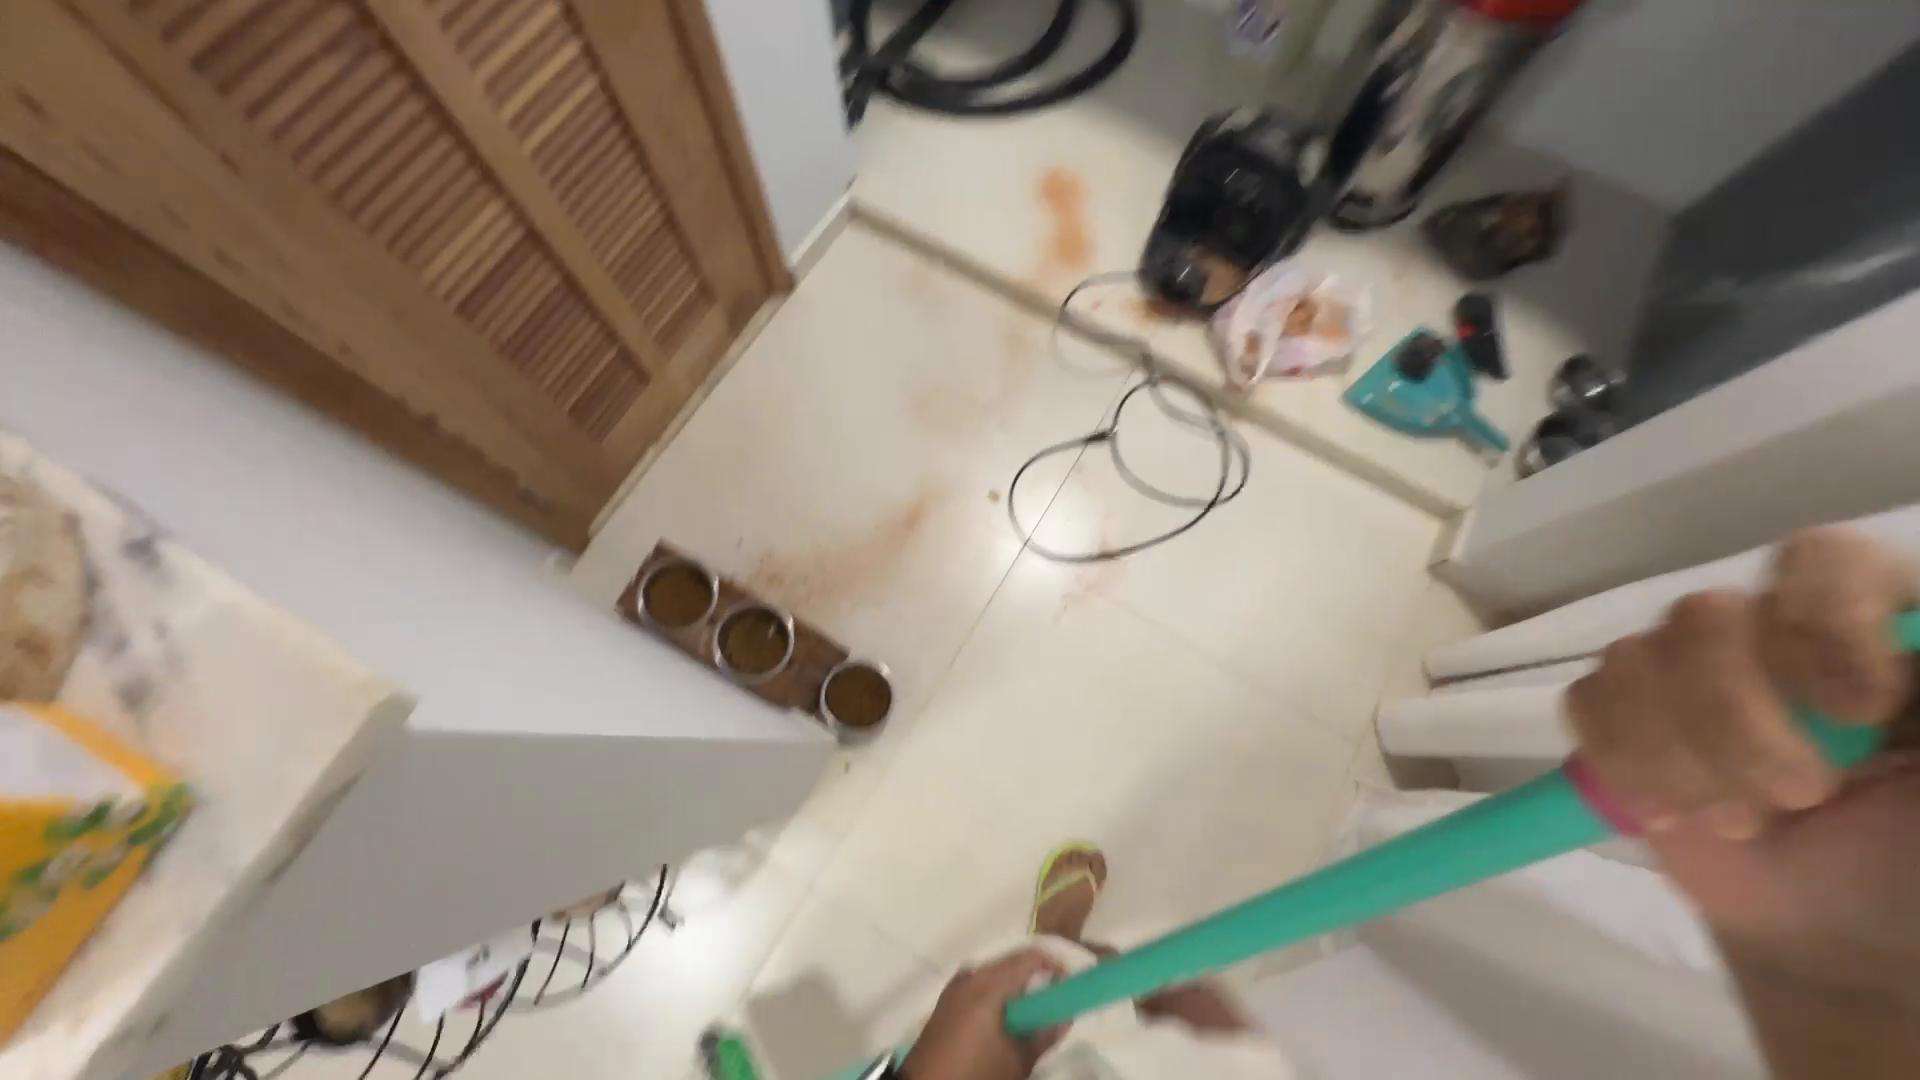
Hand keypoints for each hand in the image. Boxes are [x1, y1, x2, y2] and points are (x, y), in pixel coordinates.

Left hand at [901, 950, 1068, 1079]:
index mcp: (989, 984)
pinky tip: (1003, 1021)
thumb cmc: (974, 1075)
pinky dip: (996, 996)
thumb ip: (1043, 1035)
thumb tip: (1064, 1017)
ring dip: (1015, 989)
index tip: (1069, 985)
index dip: (1054, 966)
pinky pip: (979, 986)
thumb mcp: (1016, 1063)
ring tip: (1029, 1017)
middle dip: (1034, 979)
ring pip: (994, 975)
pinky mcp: (946, 1001)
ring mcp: (955, 986)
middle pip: (1011, 963)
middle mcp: (971, 975)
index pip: (1029, 957)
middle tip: (1052, 1004)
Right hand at [1566, 527, 1919, 999]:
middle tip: (1797, 796)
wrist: (1830, 922)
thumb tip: (1891, 665)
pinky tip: (1672, 808)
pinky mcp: (1614, 710)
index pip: (1819, 560)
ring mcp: (1676, 669)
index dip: (1822, 617)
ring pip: (1632, 661)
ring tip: (1738, 820)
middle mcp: (1761, 631)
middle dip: (1735, 718)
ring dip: (1681, 757)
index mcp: (1861, 626)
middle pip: (1703, 615)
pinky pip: (1586, 704)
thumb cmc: (1915, 856)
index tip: (1860, 706)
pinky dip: (1627, 764)